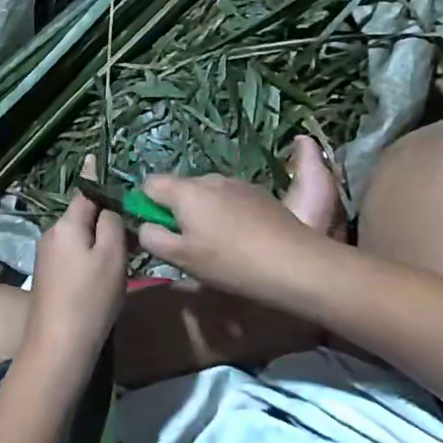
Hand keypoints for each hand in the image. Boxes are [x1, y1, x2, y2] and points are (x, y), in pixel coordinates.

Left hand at [26, 192, 127, 357]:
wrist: (59, 344)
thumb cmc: (90, 297)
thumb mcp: (112, 255)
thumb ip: (112, 224)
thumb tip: (108, 210)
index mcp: (65, 224)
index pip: (87, 193)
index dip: (107, 192)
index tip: (126, 197)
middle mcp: (51, 234)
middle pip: (83, 216)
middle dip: (107, 221)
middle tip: (135, 235)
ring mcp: (46, 256)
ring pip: (79, 237)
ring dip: (100, 241)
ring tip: (125, 256)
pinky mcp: (47, 276)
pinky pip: (73, 255)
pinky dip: (90, 257)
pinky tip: (105, 275)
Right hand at [137, 146, 338, 311]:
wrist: (295, 263)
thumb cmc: (230, 262)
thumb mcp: (180, 257)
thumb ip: (152, 237)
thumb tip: (146, 225)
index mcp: (186, 191)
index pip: (150, 183)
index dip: (147, 204)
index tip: (159, 229)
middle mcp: (210, 179)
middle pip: (181, 188)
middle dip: (178, 209)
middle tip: (189, 243)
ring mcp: (238, 184)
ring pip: (207, 194)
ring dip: (204, 212)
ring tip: (218, 244)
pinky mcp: (261, 195)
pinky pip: (231, 199)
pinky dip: (227, 214)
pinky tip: (241, 240)